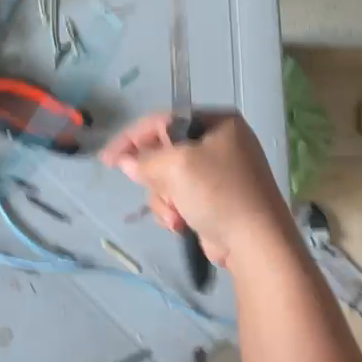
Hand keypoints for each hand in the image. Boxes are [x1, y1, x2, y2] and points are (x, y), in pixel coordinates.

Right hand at [99, 112, 286, 266]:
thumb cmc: (217, 192)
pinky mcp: (211, 199)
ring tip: (175, 215)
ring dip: (163, 200)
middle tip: (155, 188)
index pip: (163, 121)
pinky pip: (176, 198)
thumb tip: (126, 162)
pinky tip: (181, 223)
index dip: (131, 139)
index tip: (108, 159)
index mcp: (218, 123)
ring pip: (165, 180)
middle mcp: (218, 143)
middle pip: (163, 153)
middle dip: (155, 178)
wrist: (253, 240)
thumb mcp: (176, 166)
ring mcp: (215, 173)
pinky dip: (173, 211)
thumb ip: (145, 159)